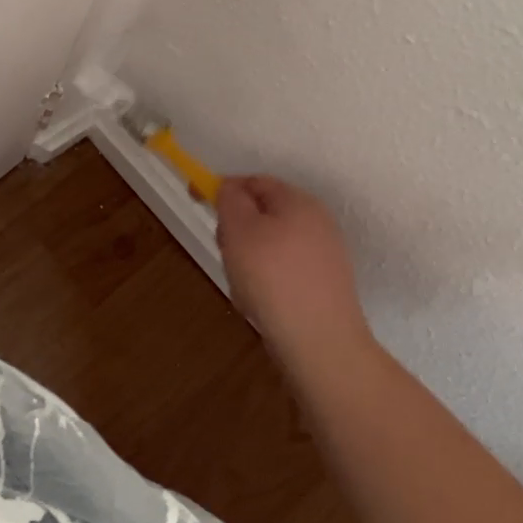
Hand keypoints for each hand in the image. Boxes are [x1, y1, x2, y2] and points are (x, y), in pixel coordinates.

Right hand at [216, 175, 372, 365]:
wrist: (320, 342)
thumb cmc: (272, 277)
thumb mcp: (238, 229)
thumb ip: (230, 199)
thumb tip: (230, 188)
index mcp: (299, 202)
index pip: (254, 181)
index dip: (223, 190)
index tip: (198, 205)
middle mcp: (318, 223)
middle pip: (262, 213)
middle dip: (236, 229)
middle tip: (225, 251)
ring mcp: (325, 256)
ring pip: (270, 244)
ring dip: (248, 258)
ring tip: (242, 284)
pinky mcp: (324, 286)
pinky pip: (284, 271)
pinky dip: (266, 280)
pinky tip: (260, 302)